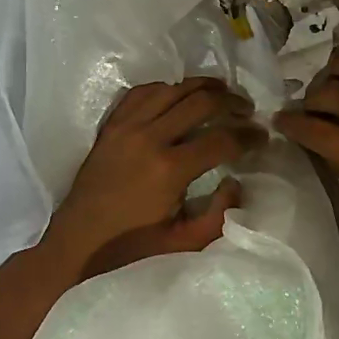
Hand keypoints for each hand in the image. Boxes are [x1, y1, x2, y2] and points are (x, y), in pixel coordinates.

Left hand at [48, 77, 266, 276]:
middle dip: (231, 102)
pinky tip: (178, 94)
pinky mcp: (111, 126)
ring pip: (172, 89)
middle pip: (200, 102)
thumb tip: (236, 182)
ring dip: (202, 87)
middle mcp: (148, 138)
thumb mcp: (182, 244)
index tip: (262, 137)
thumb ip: (218, 216)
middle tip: (248, 110)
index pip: (221, 139)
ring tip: (222, 93)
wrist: (76, 244)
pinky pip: (142, 92)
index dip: (249, 135)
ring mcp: (126, 127)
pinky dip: (166, 87)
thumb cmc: (130, 250)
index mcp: (169, 170)